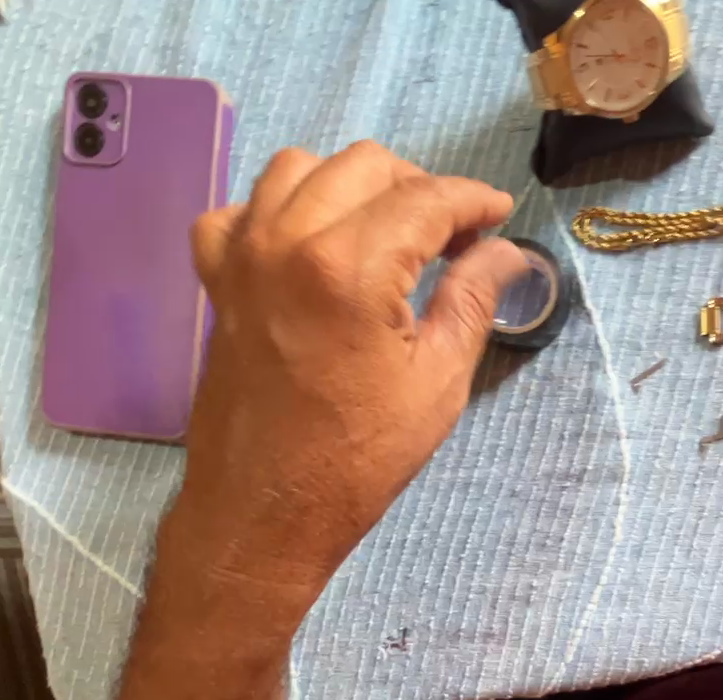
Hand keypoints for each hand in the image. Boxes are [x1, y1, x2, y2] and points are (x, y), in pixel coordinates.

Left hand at [164, 142, 526, 608]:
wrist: (267, 510)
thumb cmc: (360, 458)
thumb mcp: (438, 382)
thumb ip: (472, 300)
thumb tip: (505, 251)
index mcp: (349, 268)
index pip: (424, 198)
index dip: (472, 199)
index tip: (498, 214)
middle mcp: (286, 240)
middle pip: (364, 166)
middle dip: (419, 190)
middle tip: (451, 239)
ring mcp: (241, 255)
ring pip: (301, 169)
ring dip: (354, 188)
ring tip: (386, 236)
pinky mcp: (217, 280)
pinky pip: (245, 209)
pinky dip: (285, 211)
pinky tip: (313, 249)